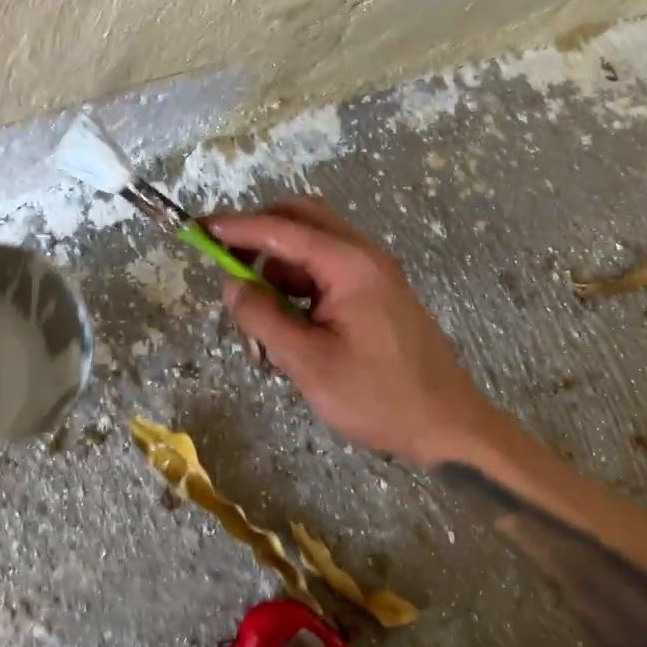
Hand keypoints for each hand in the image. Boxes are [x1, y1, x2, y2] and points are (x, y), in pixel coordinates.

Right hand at [206, 196, 492, 463]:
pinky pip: (323, 271)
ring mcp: (370, 273)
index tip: (198, 229)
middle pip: (300, 218)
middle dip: (258, 234)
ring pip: (309, 245)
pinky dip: (296, 286)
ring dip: (276, 267)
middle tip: (228, 265)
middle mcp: (362, 256)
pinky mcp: (372, 294)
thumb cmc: (378, 397)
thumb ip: (263, 317)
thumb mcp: (308, 362)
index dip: (236, 227)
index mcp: (349, 265)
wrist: (448, 428)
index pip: (281, 229)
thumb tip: (231, 285)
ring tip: (259, 319)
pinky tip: (286, 328)